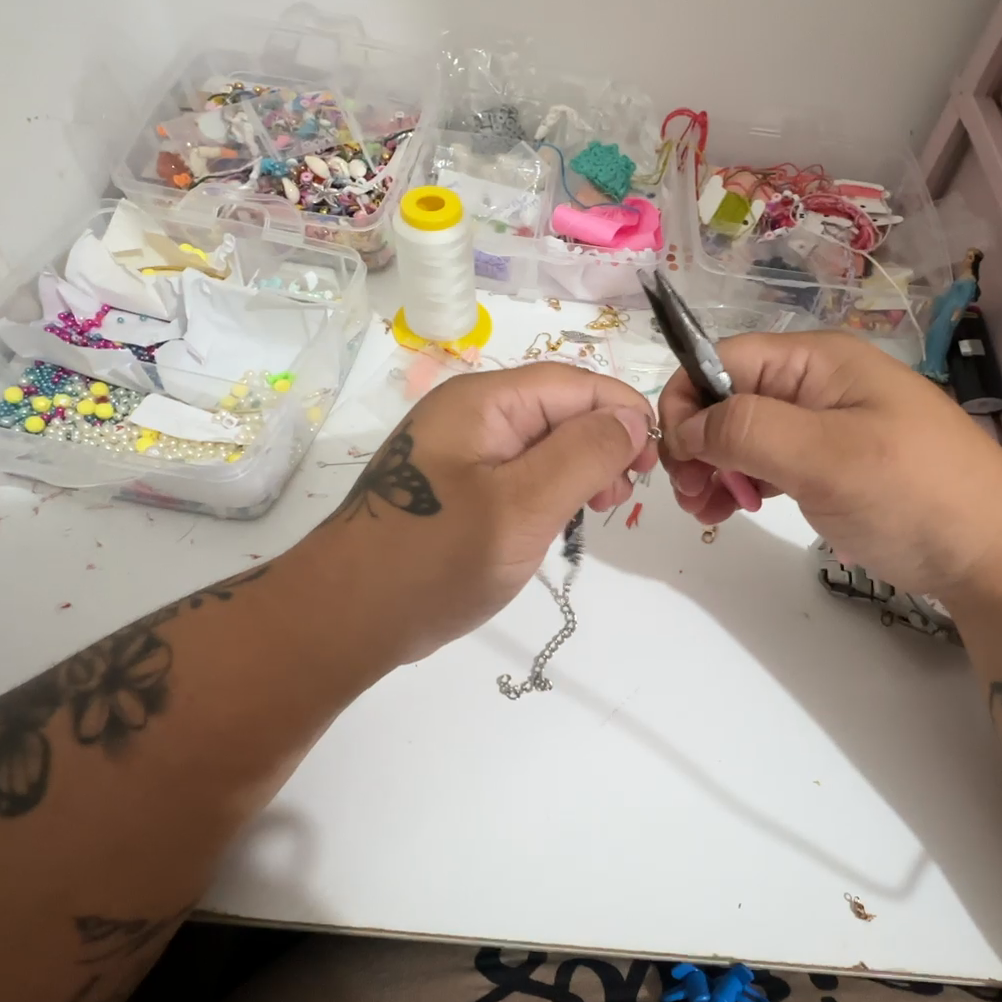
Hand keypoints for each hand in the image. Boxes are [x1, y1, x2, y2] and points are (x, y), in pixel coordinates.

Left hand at [303, 363, 657, 664]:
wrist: (347, 617)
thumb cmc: (436, 559)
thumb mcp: (523, 505)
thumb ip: (583, 454)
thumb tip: (628, 418)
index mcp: (484, 402)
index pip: (573, 384)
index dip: (621, 412)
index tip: (654, 461)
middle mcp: (471, 415)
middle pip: (558, 410)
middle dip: (603, 443)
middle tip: (620, 498)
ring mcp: (460, 452)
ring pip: (542, 444)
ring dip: (580, 469)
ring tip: (597, 512)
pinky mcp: (457, 489)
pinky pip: (519, 473)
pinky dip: (551, 491)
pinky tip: (559, 521)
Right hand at [658, 331, 1001, 596]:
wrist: (992, 554)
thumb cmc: (911, 496)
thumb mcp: (825, 457)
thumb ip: (746, 430)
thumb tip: (686, 427)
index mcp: (817, 362)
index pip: (723, 358)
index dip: (688, 401)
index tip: (677, 460)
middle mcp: (817, 384)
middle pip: (729, 397)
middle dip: (699, 443)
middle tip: (695, 498)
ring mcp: (826, 426)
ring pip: (744, 433)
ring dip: (716, 468)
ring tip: (712, 513)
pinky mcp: (831, 465)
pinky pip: (770, 462)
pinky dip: (744, 483)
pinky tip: (738, 511)